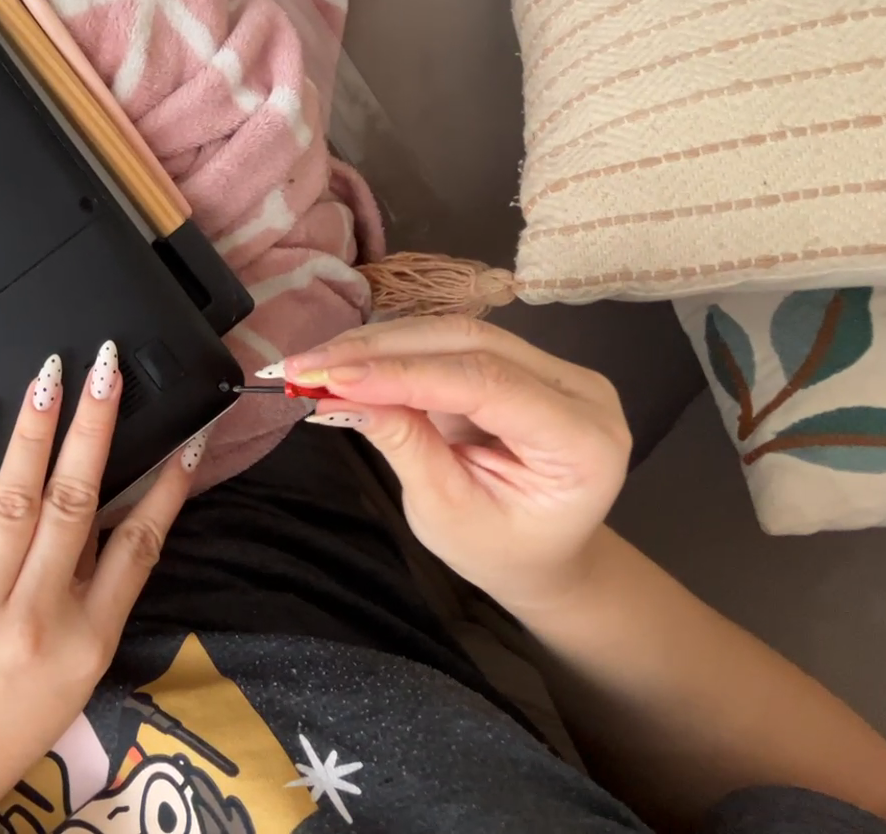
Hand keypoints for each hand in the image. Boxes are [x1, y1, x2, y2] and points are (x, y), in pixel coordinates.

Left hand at [0, 343, 195, 828]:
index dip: (165, 488)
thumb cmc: (13, 722)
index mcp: (89, 638)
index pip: (138, 546)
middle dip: (95, 429)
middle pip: (76, 505)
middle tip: (105, 371)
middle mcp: (38, 617)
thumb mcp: (81, 672)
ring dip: (36, 434)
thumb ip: (99, 592)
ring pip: (15, 503)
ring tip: (51, 379)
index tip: (184, 441)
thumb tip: (116, 512)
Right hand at [282, 316, 630, 610]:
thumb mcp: (448, 512)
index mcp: (581, 439)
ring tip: (311, 363)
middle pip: (465, 342)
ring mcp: (545, 367)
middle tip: (303, 365)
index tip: (330, 377)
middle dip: (376, 351)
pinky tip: (341, 360)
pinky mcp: (510, 361)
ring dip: (373, 345)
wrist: (541, 553)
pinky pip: (441, 343)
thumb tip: (337, 397)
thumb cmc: (501, 549)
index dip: (401, 374)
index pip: (484, 381)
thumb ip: (403, 446)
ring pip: (448, 332)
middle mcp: (575, 387)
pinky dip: (386, 351)